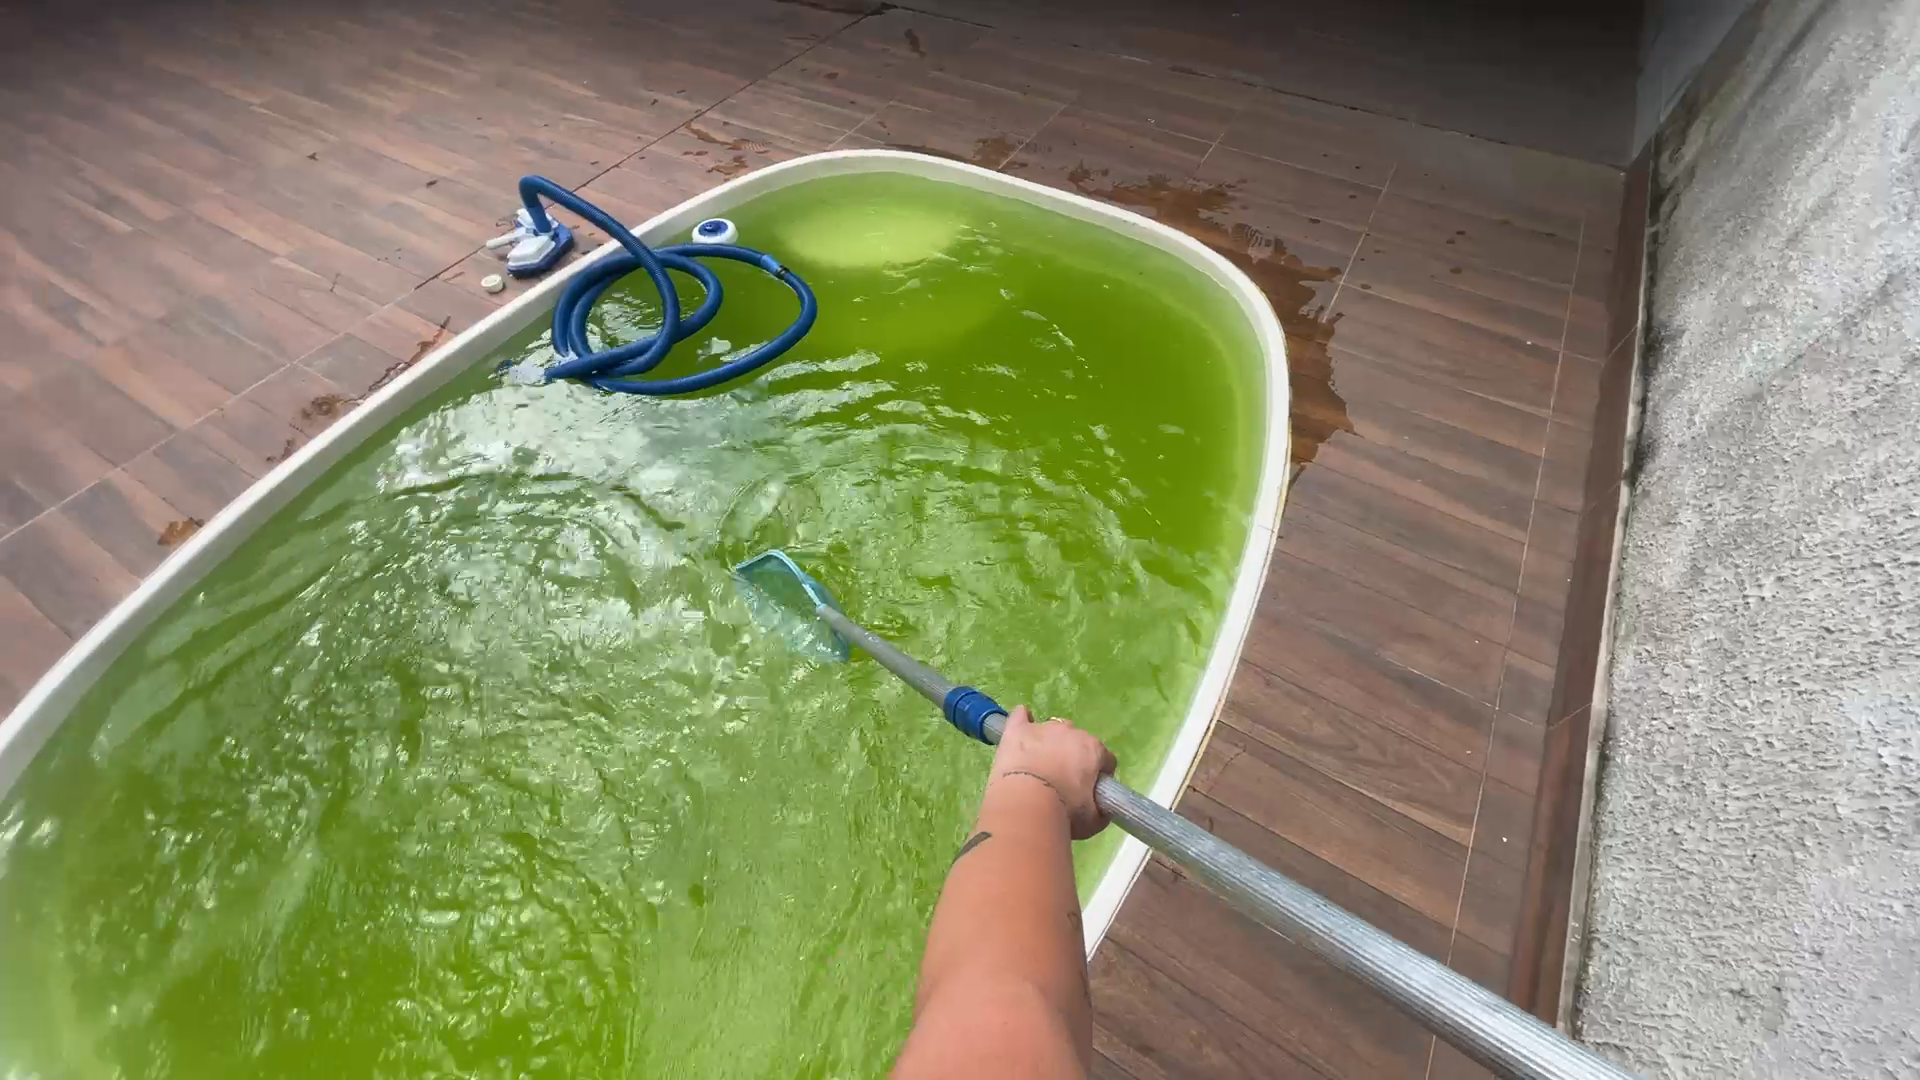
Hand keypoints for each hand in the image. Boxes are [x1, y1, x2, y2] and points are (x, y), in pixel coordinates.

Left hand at [988, 706, 1116, 839]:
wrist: (1026, 804)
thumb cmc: (1065, 812)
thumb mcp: (1094, 820)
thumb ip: (1101, 808)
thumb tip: (1100, 806)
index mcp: (1093, 750)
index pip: (1104, 758)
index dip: (1099, 774)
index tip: (1091, 789)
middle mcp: (1070, 732)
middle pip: (1077, 740)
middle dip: (1072, 756)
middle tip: (1062, 781)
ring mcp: (1043, 728)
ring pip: (1051, 729)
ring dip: (1049, 743)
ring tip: (1039, 764)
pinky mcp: (1017, 729)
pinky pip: (1020, 716)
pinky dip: (1022, 721)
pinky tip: (1021, 728)